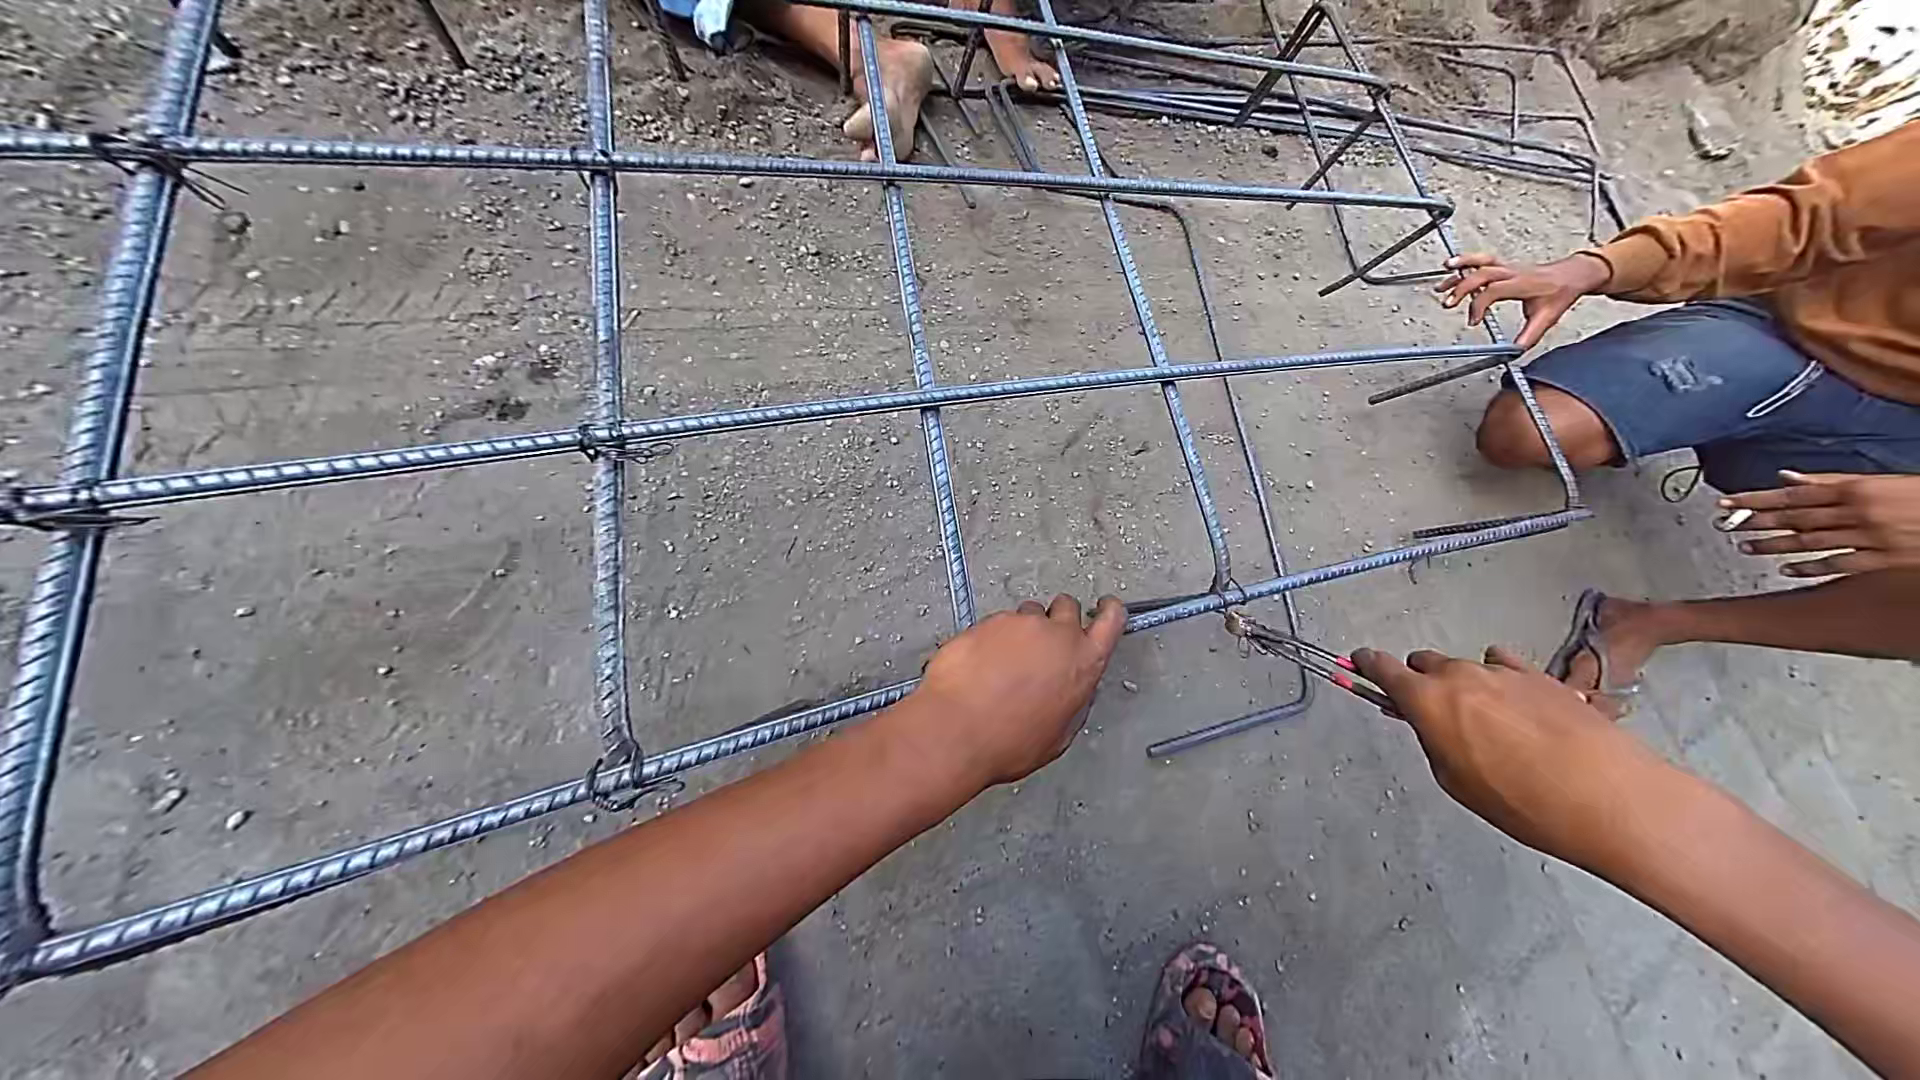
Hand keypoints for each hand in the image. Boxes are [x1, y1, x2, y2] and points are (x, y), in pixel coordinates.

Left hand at [907, 594, 1125, 785]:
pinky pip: (996, 623)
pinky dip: (992, 638)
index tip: (1106, 606)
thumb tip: (1067, 696)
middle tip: (1045, 640)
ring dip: (1022, 630)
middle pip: (1067, 606)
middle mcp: (1056, 635)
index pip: (1111, 621)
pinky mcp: (989, 622)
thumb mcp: (1057, 734)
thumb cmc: (1004, 740)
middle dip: (1058, 618)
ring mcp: (1021, 624)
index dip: (1110, 610)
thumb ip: (1071, 702)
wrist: (958, 728)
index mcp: (1084, 663)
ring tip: (1005, 661)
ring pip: (1028, 613)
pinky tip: (982, 664)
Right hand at [1352, 645, 1680, 871]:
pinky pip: (1507, 667)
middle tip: (1431, 712)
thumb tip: (1429, 723)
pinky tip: (1516, 707)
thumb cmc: (1523, 800)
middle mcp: (1459, 675)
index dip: (1366, 665)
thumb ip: (1430, 739)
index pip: (1380, 666)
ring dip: (1464, 685)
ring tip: (1486, 722)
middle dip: (1420, 681)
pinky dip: (1501, 680)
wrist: (1615, 801)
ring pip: (1466, 667)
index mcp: (1426, 697)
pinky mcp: (1544, 679)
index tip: (1359, 665)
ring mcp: (1504, 672)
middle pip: (1423, 663)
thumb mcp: (1453, 779)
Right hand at [1434, 252, 1610, 348]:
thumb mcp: (1548, 317)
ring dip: (1459, 270)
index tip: (1473, 322)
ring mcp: (1508, 267)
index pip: (1493, 291)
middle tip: (1448, 304)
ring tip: (1442, 283)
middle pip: (1482, 274)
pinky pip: (1482, 260)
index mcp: (1524, 284)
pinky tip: (1451, 269)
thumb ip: (1529, 336)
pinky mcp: (1504, 266)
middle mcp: (1514, 273)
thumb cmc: (1561, 293)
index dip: (1478, 306)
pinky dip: (1464, 263)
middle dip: (1462, 288)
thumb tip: (1513, 352)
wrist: (1576, 273)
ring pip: (1481, 262)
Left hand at [1722, 470, 1919, 576]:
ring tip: (1745, 547)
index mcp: (1858, 490)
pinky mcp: (1889, 558)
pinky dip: (1810, 568)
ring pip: (1810, 542)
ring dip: (1773, 546)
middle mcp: (1860, 513)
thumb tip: (1786, 478)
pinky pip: (1841, 564)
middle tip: (1726, 526)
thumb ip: (1832, 481)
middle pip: (1795, 519)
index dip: (1753, 499)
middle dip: (1755, 522)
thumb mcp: (1883, 481)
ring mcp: (1874, 537)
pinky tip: (1785, 569)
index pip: (1791, 495)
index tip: (1724, 503)